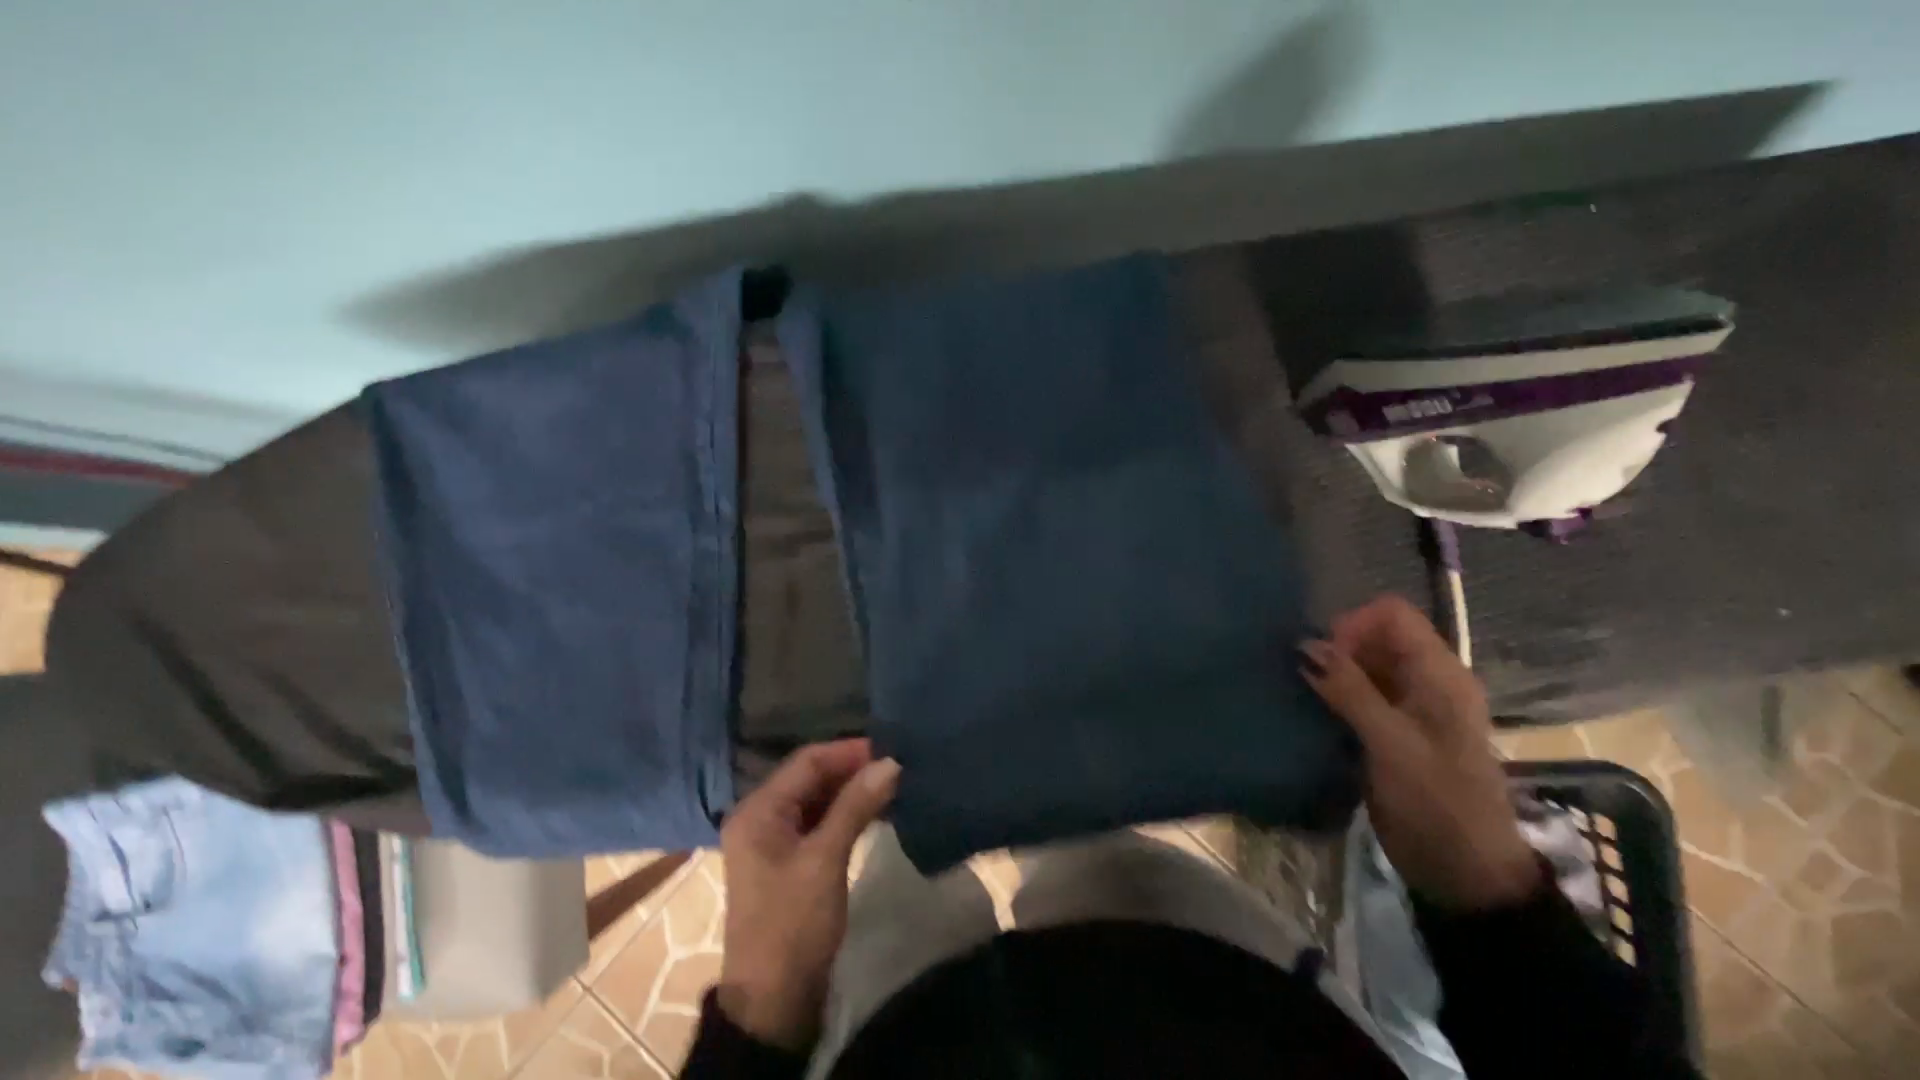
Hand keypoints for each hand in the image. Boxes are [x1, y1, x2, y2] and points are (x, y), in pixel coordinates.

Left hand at [717, 739, 900, 1049]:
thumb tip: (891, 762)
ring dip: (851, 793)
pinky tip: (876, 815)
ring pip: (816, 802)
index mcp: (757, 810)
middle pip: (809, 779)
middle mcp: (760, 818)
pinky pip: (818, 825)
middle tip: (899, 767)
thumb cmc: (793, 923)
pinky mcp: (789, 864)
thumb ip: (855, 807)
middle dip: (852, 770)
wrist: (774, 999)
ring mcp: (773, 843)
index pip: (806, 761)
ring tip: (894, 787)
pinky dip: (845, 817)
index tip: (893, 748)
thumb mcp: (825, 860)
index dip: (849, 751)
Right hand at [1299, 595, 1542, 910]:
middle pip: (1377, 639)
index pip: (1392, 615)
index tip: (1324, 659)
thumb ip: (1350, 690)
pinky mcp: (1395, 736)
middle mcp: (1428, 683)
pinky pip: (1363, 700)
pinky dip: (1338, 701)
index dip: (1354, 625)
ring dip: (1334, 677)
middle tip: (1306, 683)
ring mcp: (1413, 710)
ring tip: (1303, 698)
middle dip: (1338, 650)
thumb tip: (1305, 645)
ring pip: (1366, 669)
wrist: (1463, 871)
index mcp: (1439, 674)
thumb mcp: (1390, 743)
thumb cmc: (1435, 802)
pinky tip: (1315, 719)